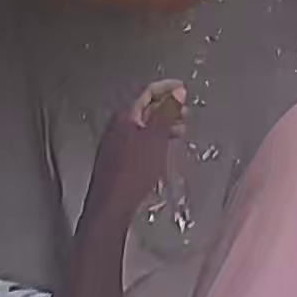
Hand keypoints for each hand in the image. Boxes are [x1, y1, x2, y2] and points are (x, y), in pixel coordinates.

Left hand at [84, 79, 187, 223]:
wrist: (111, 208)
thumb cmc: (134, 171)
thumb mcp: (156, 138)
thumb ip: (168, 112)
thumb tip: (178, 92)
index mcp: (125, 116)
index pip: (147, 92)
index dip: (167, 88)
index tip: (182, 88)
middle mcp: (117, 126)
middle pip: (145, 108)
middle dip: (167, 107)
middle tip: (185, 109)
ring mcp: (115, 144)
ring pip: (142, 125)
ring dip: (163, 124)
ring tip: (180, 130)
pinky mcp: (116, 160)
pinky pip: (138, 140)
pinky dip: (154, 138)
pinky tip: (162, 149)